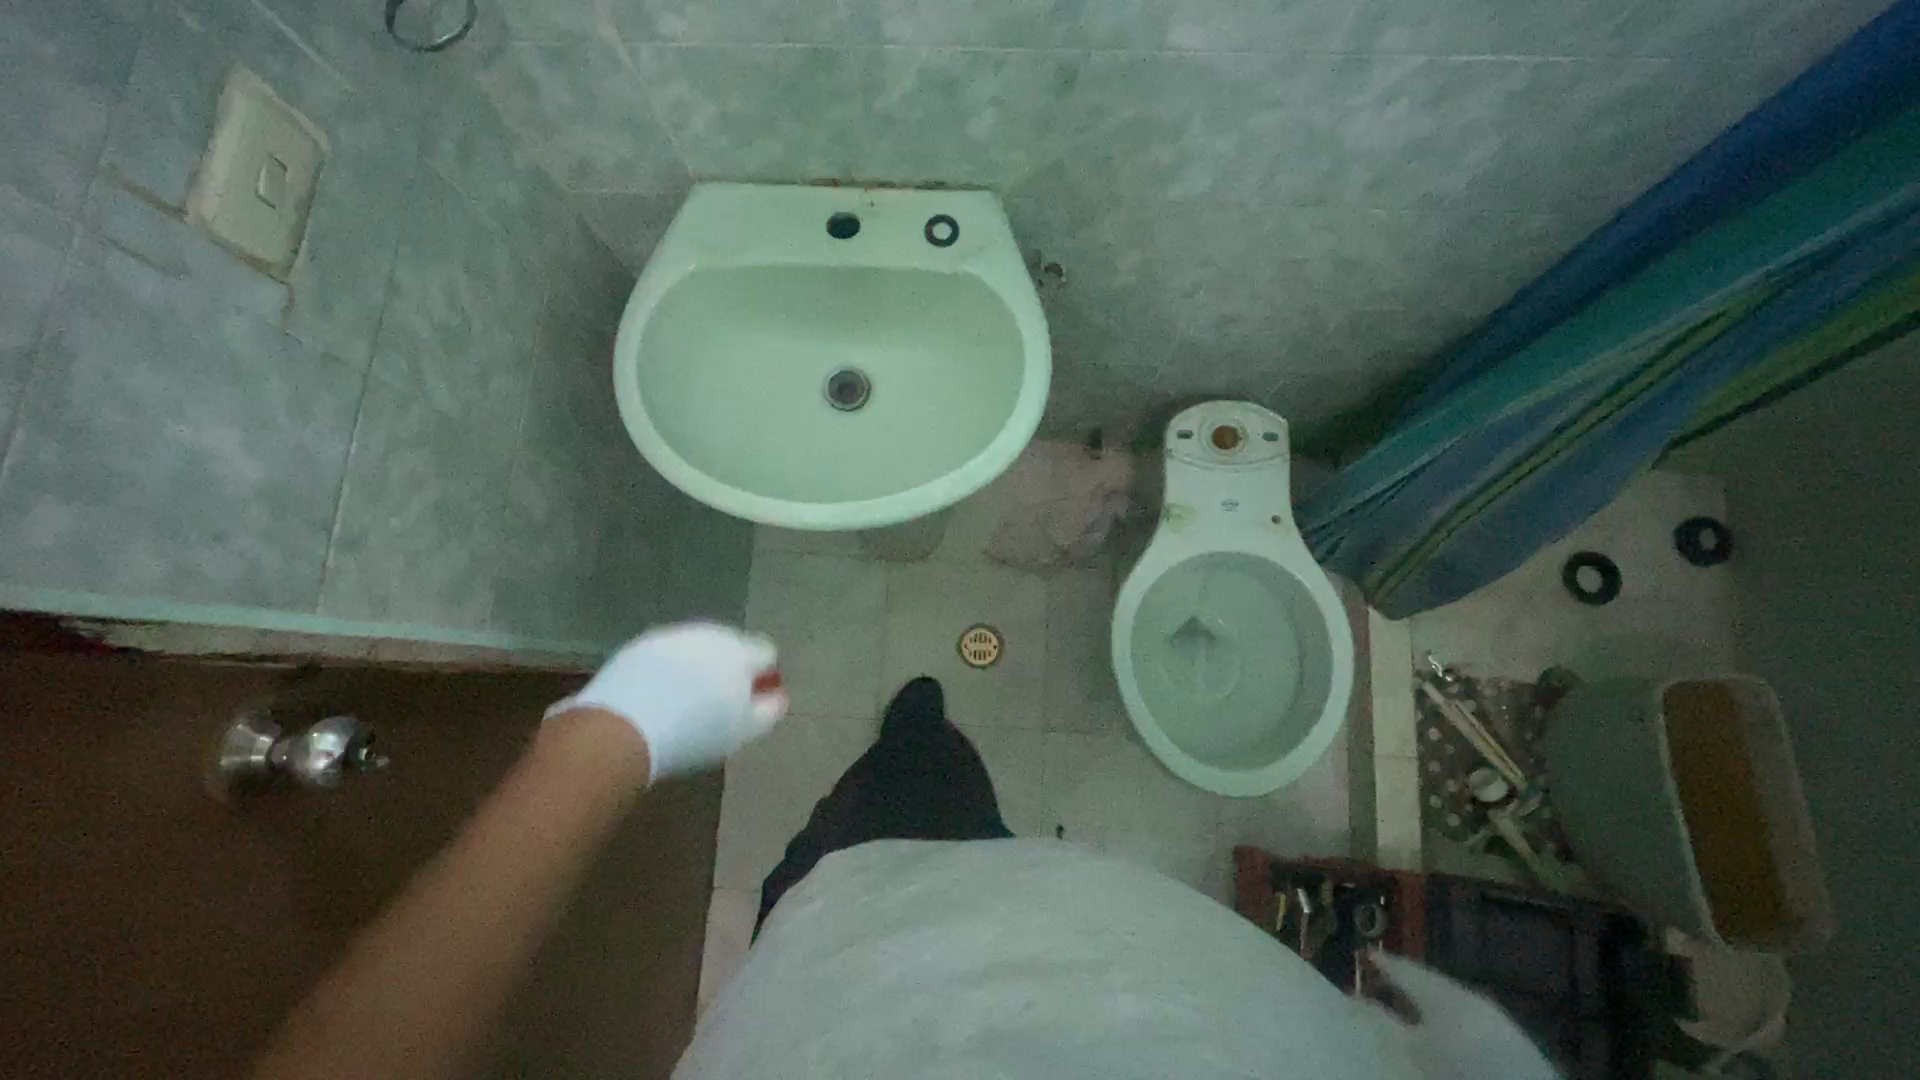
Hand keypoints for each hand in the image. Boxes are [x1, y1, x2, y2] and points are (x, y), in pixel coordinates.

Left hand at [547, 622, 787, 782]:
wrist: (623, 729)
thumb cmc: (694, 734)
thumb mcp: (743, 731)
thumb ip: (769, 710)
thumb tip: (778, 697)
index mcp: (740, 651)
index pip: (765, 653)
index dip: (762, 677)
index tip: (751, 701)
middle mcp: (708, 634)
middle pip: (730, 646)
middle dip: (730, 668)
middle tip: (718, 704)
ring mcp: (671, 637)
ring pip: (697, 649)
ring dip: (698, 667)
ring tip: (685, 703)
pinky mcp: (639, 646)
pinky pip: (665, 655)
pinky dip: (667, 670)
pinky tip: (657, 698)